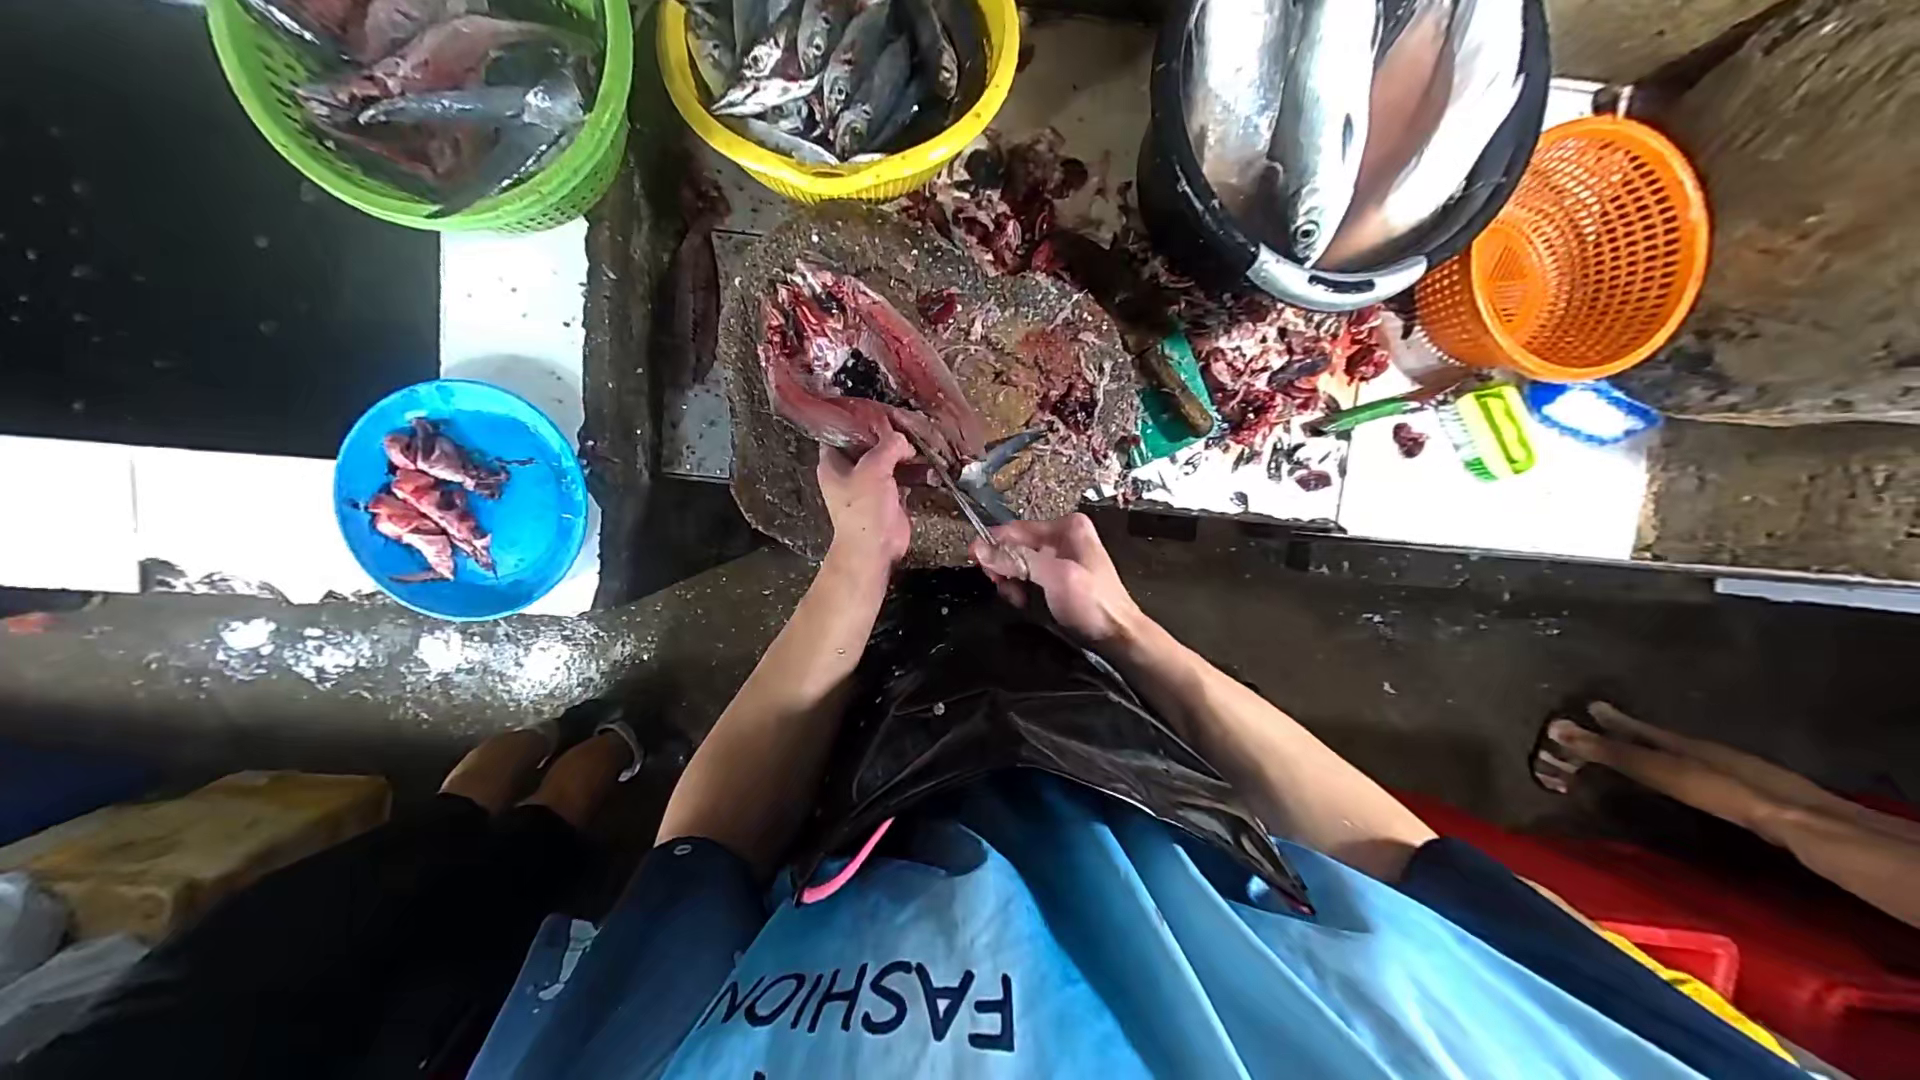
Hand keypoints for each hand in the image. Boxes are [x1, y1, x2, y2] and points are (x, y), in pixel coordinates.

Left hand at [817, 430, 914, 567]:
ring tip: (917, 438)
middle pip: (867, 444)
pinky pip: (901, 476)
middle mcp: (848, 472)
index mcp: (833, 463)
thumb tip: (903, 440)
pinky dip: (912, 469)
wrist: (874, 548)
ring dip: (901, 452)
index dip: (856, 419)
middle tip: (903, 421)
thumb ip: (888, 447)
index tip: (876, 409)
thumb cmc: (863, 509)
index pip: (840, 432)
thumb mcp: (873, 468)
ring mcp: (869, 485)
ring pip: (886, 460)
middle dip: (885, 435)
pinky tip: (925, 459)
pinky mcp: (888, 497)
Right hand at [969, 513, 1144, 645]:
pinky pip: (1027, 577)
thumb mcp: (1054, 577)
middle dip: (1005, 567)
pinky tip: (1025, 602)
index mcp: (1067, 527)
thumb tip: (979, 548)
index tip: (975, 560)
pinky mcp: (1057, 578)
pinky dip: (1021, 589)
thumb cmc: (1093, 604)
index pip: (1016, 529)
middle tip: (1003, 587)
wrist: (1118, 635)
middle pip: (1015, 546)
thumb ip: (1017, 560)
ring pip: (1018, 563)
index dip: (993, 544)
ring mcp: (1060, 558)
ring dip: (1012, 581)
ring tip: (1018, 598)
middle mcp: (1063, 537)